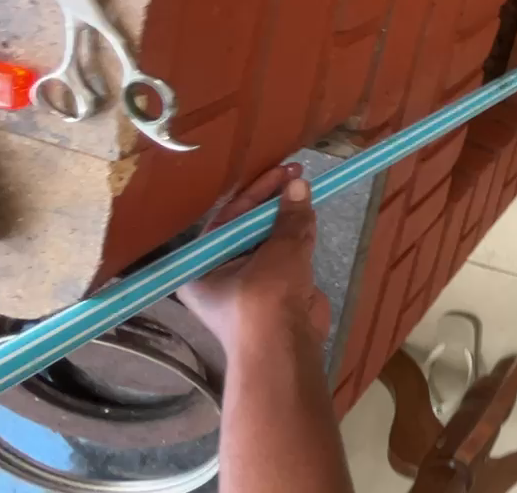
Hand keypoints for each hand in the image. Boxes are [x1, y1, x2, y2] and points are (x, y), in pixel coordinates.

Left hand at [179, 163, 330, 355]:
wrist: (285, 345)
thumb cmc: (266, 298)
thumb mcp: (280, 250)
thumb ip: (290, 217)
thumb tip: (298, 184)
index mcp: (204, 267)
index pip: (228, 218)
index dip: (257, 192)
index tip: (284, 171)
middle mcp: (222, 272)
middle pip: (249, 227)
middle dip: (275, 203)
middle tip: (299, 177)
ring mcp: (252, 280)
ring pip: (271, 239)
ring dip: (290, 217)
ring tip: (309, 195)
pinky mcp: (278, 287)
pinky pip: (287, 253)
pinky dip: (300, 236)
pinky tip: (312, 221)